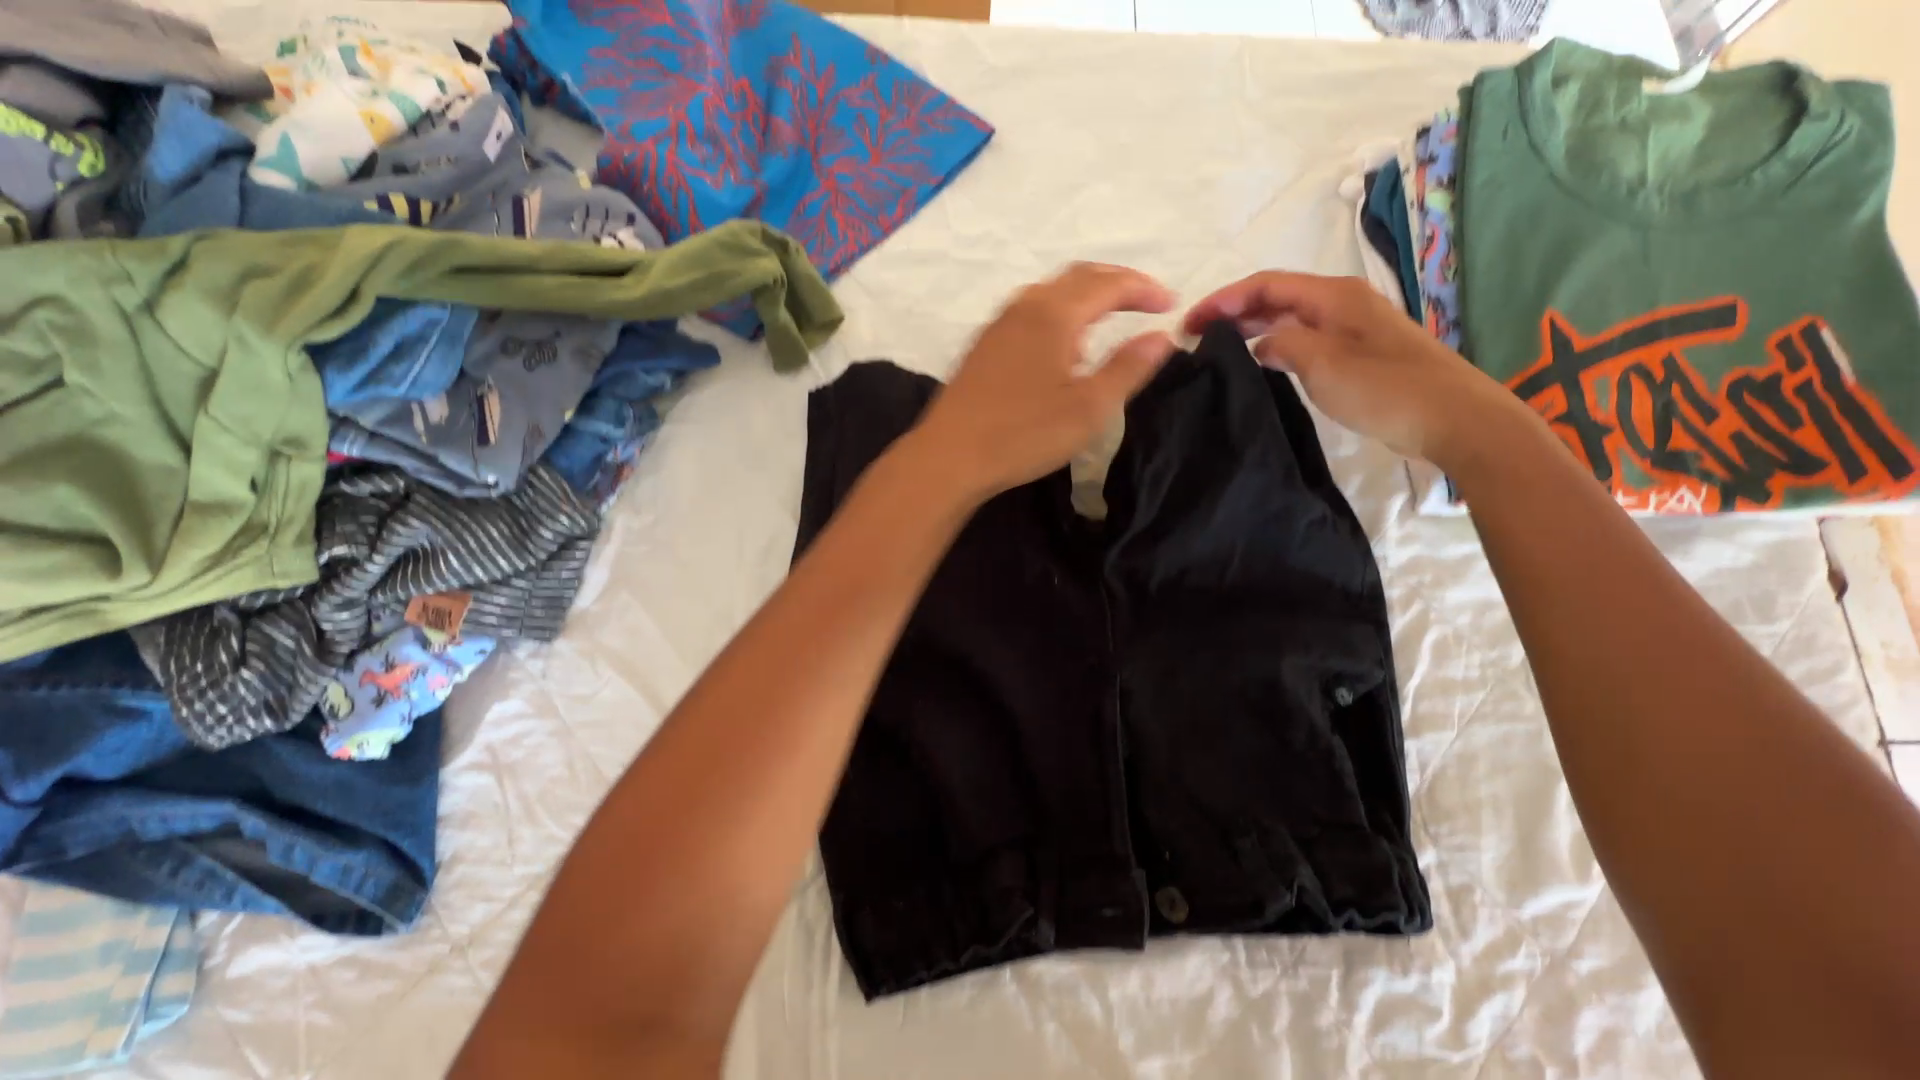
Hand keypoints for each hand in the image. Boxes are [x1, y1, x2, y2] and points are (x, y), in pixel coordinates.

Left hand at [905, 262, 1177, 501]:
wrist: (949, 456)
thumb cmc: (1024, 434)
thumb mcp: (1089, 407)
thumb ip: (1128, 367)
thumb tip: (1162, 336)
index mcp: (1054, 314)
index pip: (1109, 284)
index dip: (1144, 289)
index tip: (1171, 304)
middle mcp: (1024, 306)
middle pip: (1078, 277)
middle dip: (1117, 283)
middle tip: (1146, 301)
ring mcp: (999, 324)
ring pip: (1051, 292)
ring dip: (1085, 297)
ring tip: (1109, 323)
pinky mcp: (984, 345)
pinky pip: (1030, 311)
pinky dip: (1059, 313)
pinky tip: (1063, 349)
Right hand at [1184, 272, 1526, 469]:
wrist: (1456, 418)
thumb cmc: (1386, 388)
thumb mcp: (1323, 364)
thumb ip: (1282, 345)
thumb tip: (1263, 345)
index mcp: (1333, 295)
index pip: (1266, 283)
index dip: (1224, 299)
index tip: (1190, 323)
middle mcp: (1343, 303)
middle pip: (1278, 296)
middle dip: (1235, 311)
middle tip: (1198, 339)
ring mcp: (1355, 328)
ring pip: (1293, 318)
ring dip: (1256, 328)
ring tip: (1222, 350)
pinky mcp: (1362, 354)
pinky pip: (1308, 338)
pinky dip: (1278, 344)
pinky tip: (1265, 364)